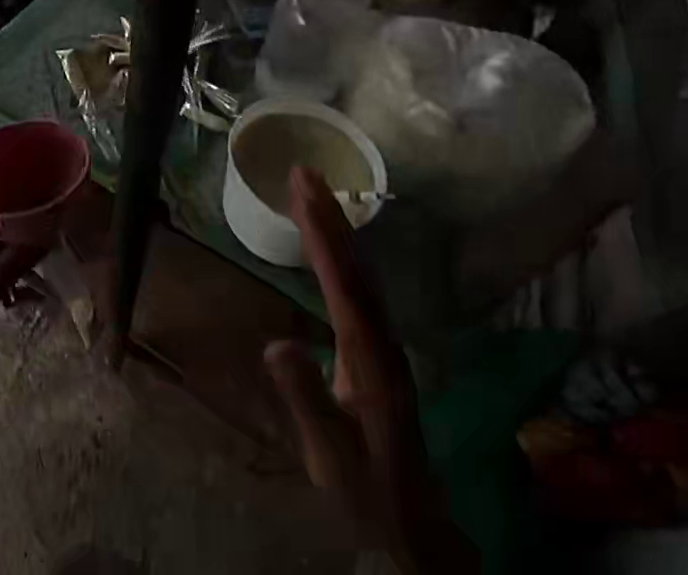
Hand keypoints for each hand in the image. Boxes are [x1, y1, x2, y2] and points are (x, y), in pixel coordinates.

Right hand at [264, 169, 475, 572]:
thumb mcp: (330, 454)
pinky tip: (329, 243)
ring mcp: (384, 338)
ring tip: (311, 192)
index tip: (302, 191)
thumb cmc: (366, 485)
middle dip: (329, 215)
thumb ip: (306, 400)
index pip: (343, 282)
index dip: (323, 234)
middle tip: (304, 172)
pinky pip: (359, 285)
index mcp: (369, 354)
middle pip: (355, 265)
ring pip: (361, 271)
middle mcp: (381, 335)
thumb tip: (276, 343)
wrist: (411, 515)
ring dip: (336, 228)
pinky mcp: (379, 344)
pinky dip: (341, 254)